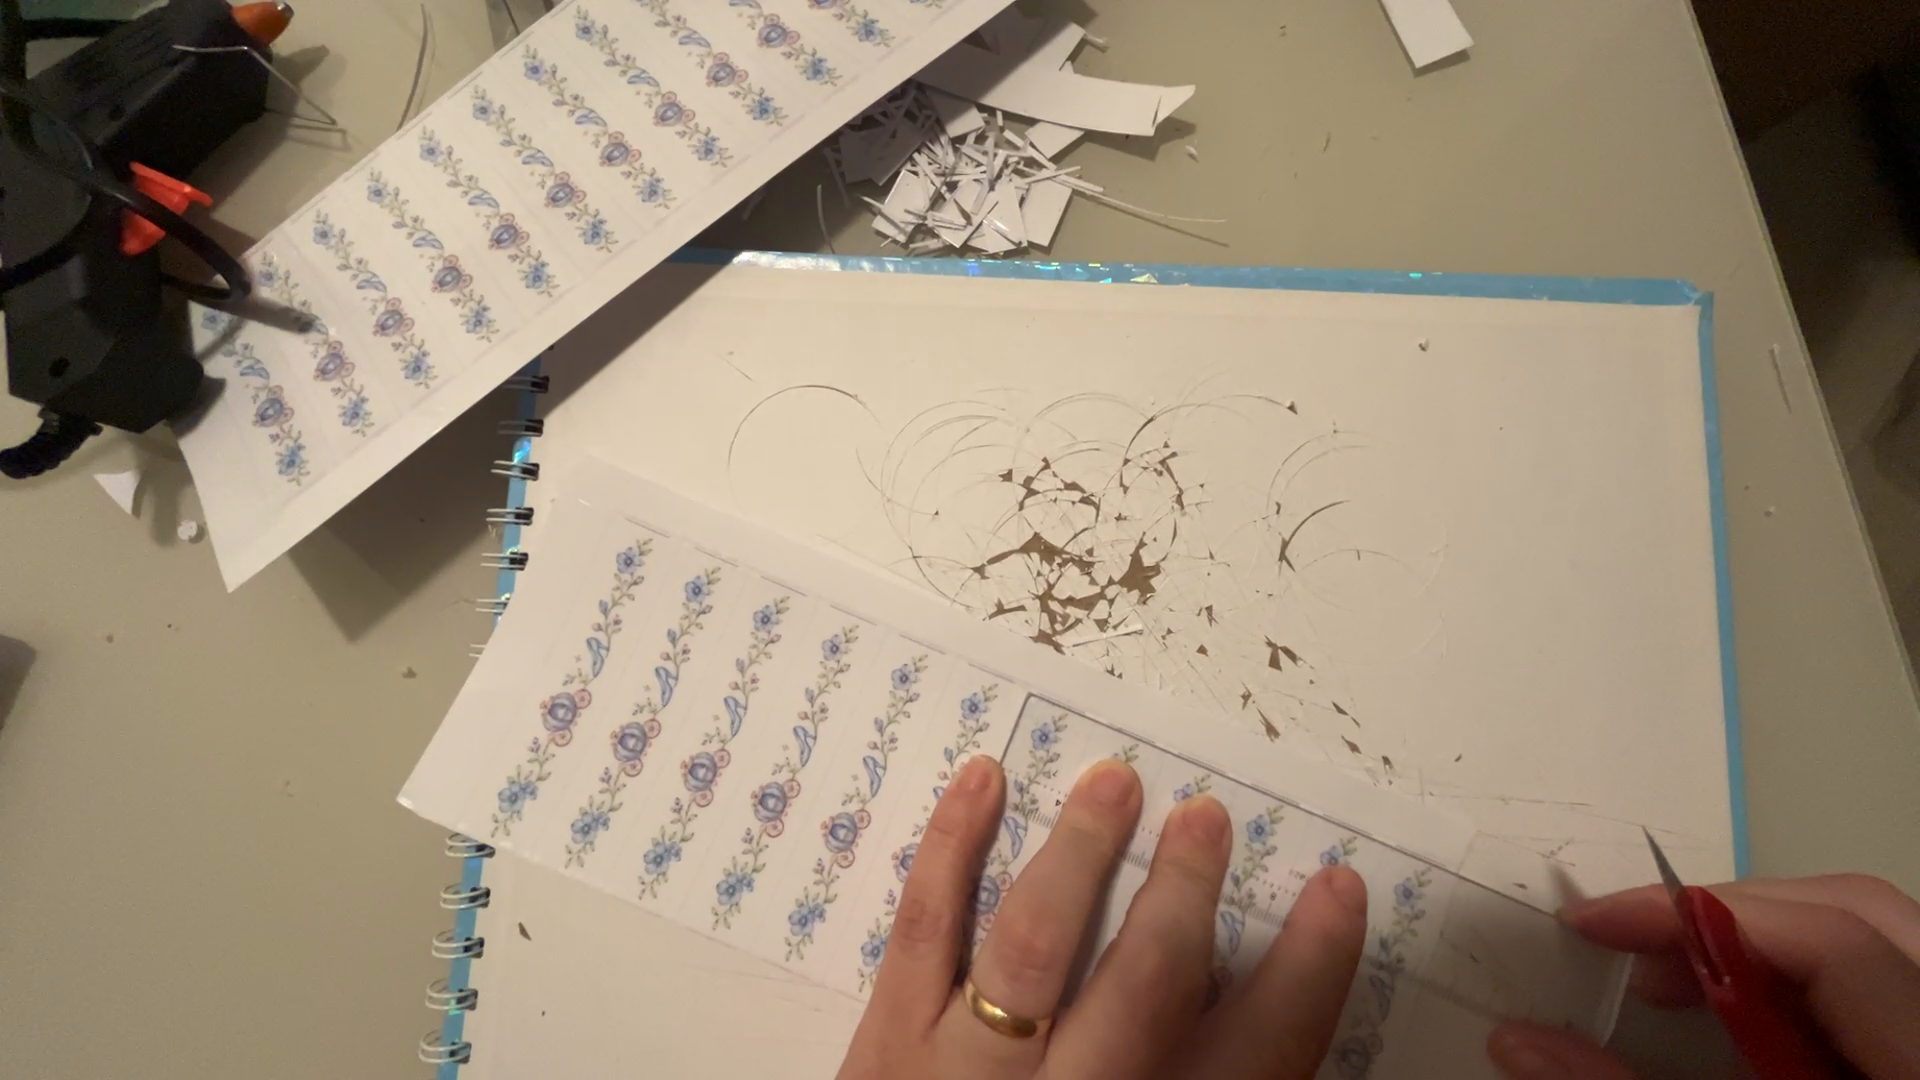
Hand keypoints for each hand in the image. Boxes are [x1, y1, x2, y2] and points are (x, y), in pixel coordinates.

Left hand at [837, 755, 1370, 1079]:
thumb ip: (1185, 1069)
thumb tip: (1235, 984)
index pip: (1256, 1054)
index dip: (1307, 970)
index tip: (1338, 888)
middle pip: (1142, 988)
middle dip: (1181, 896)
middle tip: (1205, 814)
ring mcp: (965, 1058)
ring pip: (1034, 940)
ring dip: (1080, 852)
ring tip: (1113, 780)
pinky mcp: (891, 1027)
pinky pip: (926, 920)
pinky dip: (953, 841)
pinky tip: (983, 775)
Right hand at [1487, 874, 1919, 1078]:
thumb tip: (1515, 1043)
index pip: (1832, 946)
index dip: (1698, 916)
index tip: (1593, 928)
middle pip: (1859, 913)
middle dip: (1725, 916)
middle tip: (1642, 959)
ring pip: (1879, 937)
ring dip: (1759, 942)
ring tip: (1688, 991)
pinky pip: (1884, 981)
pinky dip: (1797, 981)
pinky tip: (1750, 1032)